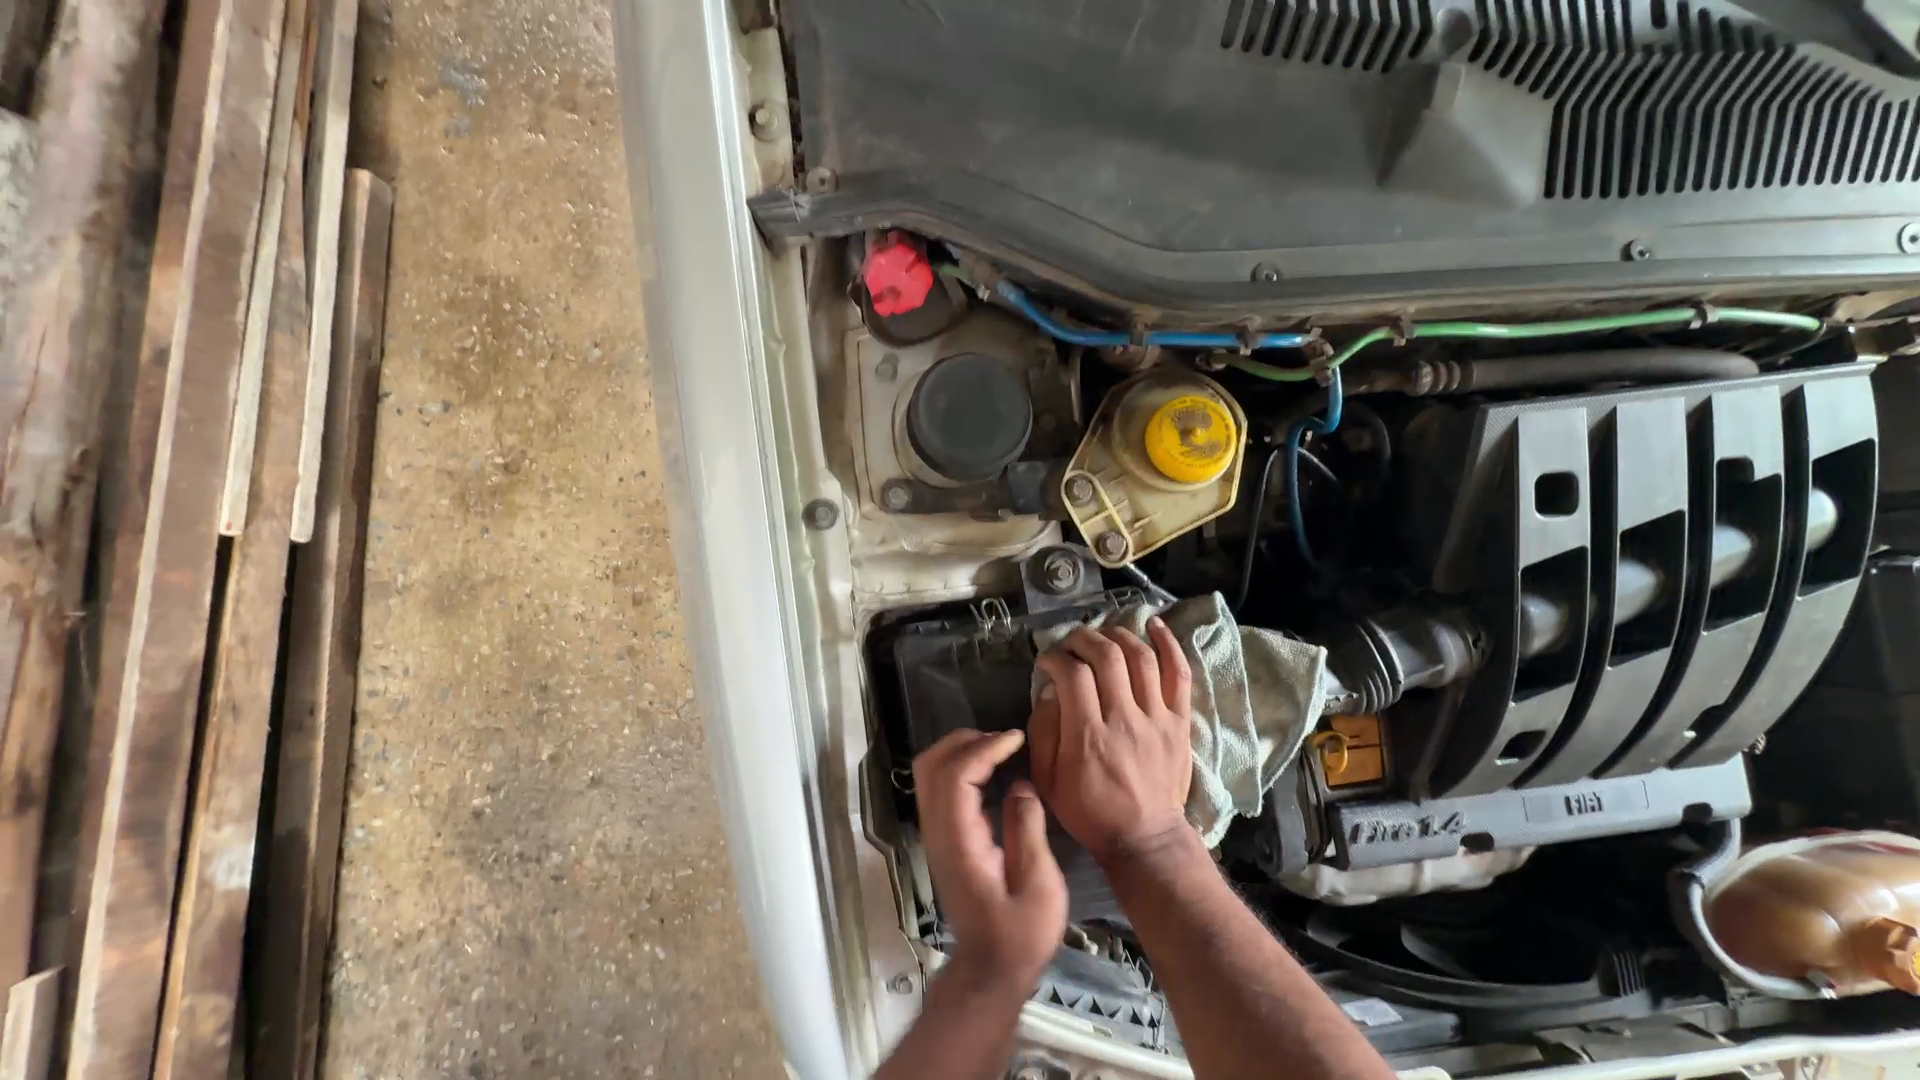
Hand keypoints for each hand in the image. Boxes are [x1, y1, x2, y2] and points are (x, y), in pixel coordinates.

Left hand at [912, 729, 1068, 992]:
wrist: (991, 969)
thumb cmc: (1020, 935)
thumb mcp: (1039, 886)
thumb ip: (1027, 831)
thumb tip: (1020, 785)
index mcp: (959, 841)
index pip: (955, 775)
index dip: (984, 748)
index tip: (1017, 738)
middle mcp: (937, 832)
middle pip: (930, 765)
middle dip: (967, 740)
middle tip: (1007, 740)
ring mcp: (935, 834)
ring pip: (929, 772)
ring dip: (960, 749)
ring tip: (1001, 748)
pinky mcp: (942, 837)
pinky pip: (939, 786)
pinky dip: (961, 765)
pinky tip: (992, 769)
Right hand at [1029, 621, 1193, 864]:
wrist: (1145, 838)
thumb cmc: (1090, 811)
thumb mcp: (1048, 780)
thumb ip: (1044, 731)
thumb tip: (1051, 689)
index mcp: (1088, 736)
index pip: (1072, 675)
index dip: (1055, 658)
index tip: (1046, 662)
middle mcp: (1125, 719)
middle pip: (1106, 657)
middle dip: (1083, 638)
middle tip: (1070, 644)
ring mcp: (1157, 719)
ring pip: (1141, 658)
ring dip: (1119, 636)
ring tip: (1103, 635)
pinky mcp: (1179, 722)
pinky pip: (1180, 674)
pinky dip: (1169, 644)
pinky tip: (1154, 625)